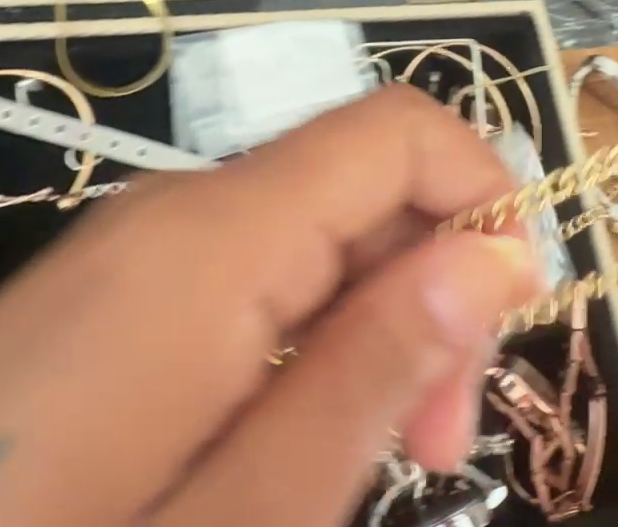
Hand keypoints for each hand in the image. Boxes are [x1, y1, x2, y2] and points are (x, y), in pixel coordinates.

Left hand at [0, 86, 539, 526]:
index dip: (482, 197)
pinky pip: (251, 271)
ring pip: (314, 230)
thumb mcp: (247, 515)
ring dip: (375, 319)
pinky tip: (288, 434)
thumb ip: (376, 363)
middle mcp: (175, 207)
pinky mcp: (111, 290)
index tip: (507, 325)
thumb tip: (496, 254)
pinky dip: (308, 332)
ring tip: (373, 456)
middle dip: (432, 282)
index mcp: (213, 236)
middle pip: (362, 179)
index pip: (397, 129)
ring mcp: (133, 244)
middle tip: (434, 442)